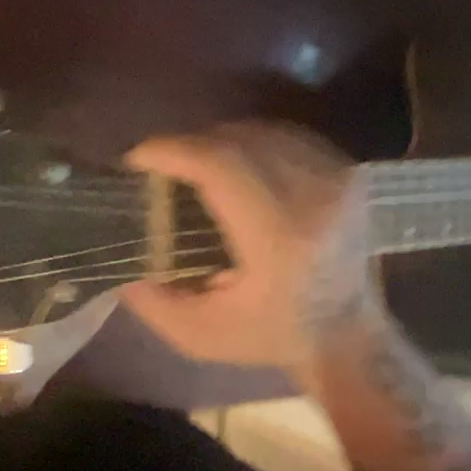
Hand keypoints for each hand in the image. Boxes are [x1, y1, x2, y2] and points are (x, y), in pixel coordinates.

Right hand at [122, 123, 379, 376]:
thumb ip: (152, 300)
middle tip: (161, 169)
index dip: (173, 151)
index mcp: (279, 238)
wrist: (349, 337)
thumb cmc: (272, 337)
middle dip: (189, 146)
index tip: (138, 161)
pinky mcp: (348, 173)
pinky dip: (251, 144)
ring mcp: (338, 179)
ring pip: (261, 132)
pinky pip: (286, 137)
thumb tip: (121, 257)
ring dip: (219, 142)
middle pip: (237, 140)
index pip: (222, 164)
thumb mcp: (200, 335)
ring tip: (193, 168)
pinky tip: (233, 167)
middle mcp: (314, 196)